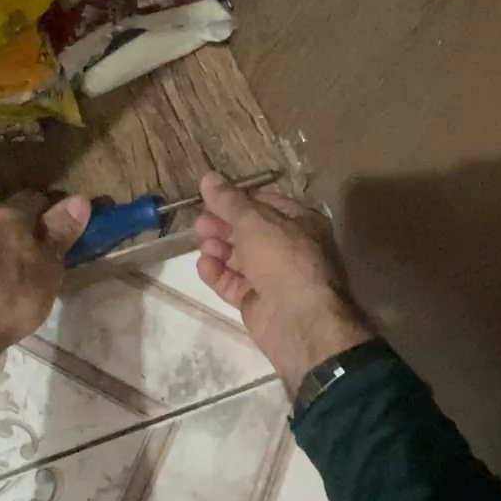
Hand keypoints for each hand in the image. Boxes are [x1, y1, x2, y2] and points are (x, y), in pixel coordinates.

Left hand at [0, 191, 90, 376]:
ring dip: (10, 251)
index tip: (72, 226)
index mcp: (8, 214)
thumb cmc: (10, 294)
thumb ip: (60, 232)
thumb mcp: (47, 266)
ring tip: (29, 273)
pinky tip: (1, 290)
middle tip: (53, 251)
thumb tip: (79, 198)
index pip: (37, 196)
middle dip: (32, 230)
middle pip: (12, 218)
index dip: (56, 208)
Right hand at [194, 172, 375, 395]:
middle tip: (200, 223)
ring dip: (219, 248)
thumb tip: (208, 177)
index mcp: (300, 222)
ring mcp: (273, 277)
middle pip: (249, 230)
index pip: (265, 203)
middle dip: (223, 225)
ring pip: (239, 257)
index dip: (237, 199)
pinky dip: (218, 273)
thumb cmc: (284, 260)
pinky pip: (234, 283)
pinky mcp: (258, 302)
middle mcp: (289, 248)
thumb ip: (229, 201)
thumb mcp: (255, 222)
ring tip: (202, 243)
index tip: (210, 197)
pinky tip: (204, 265)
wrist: (300, 322)